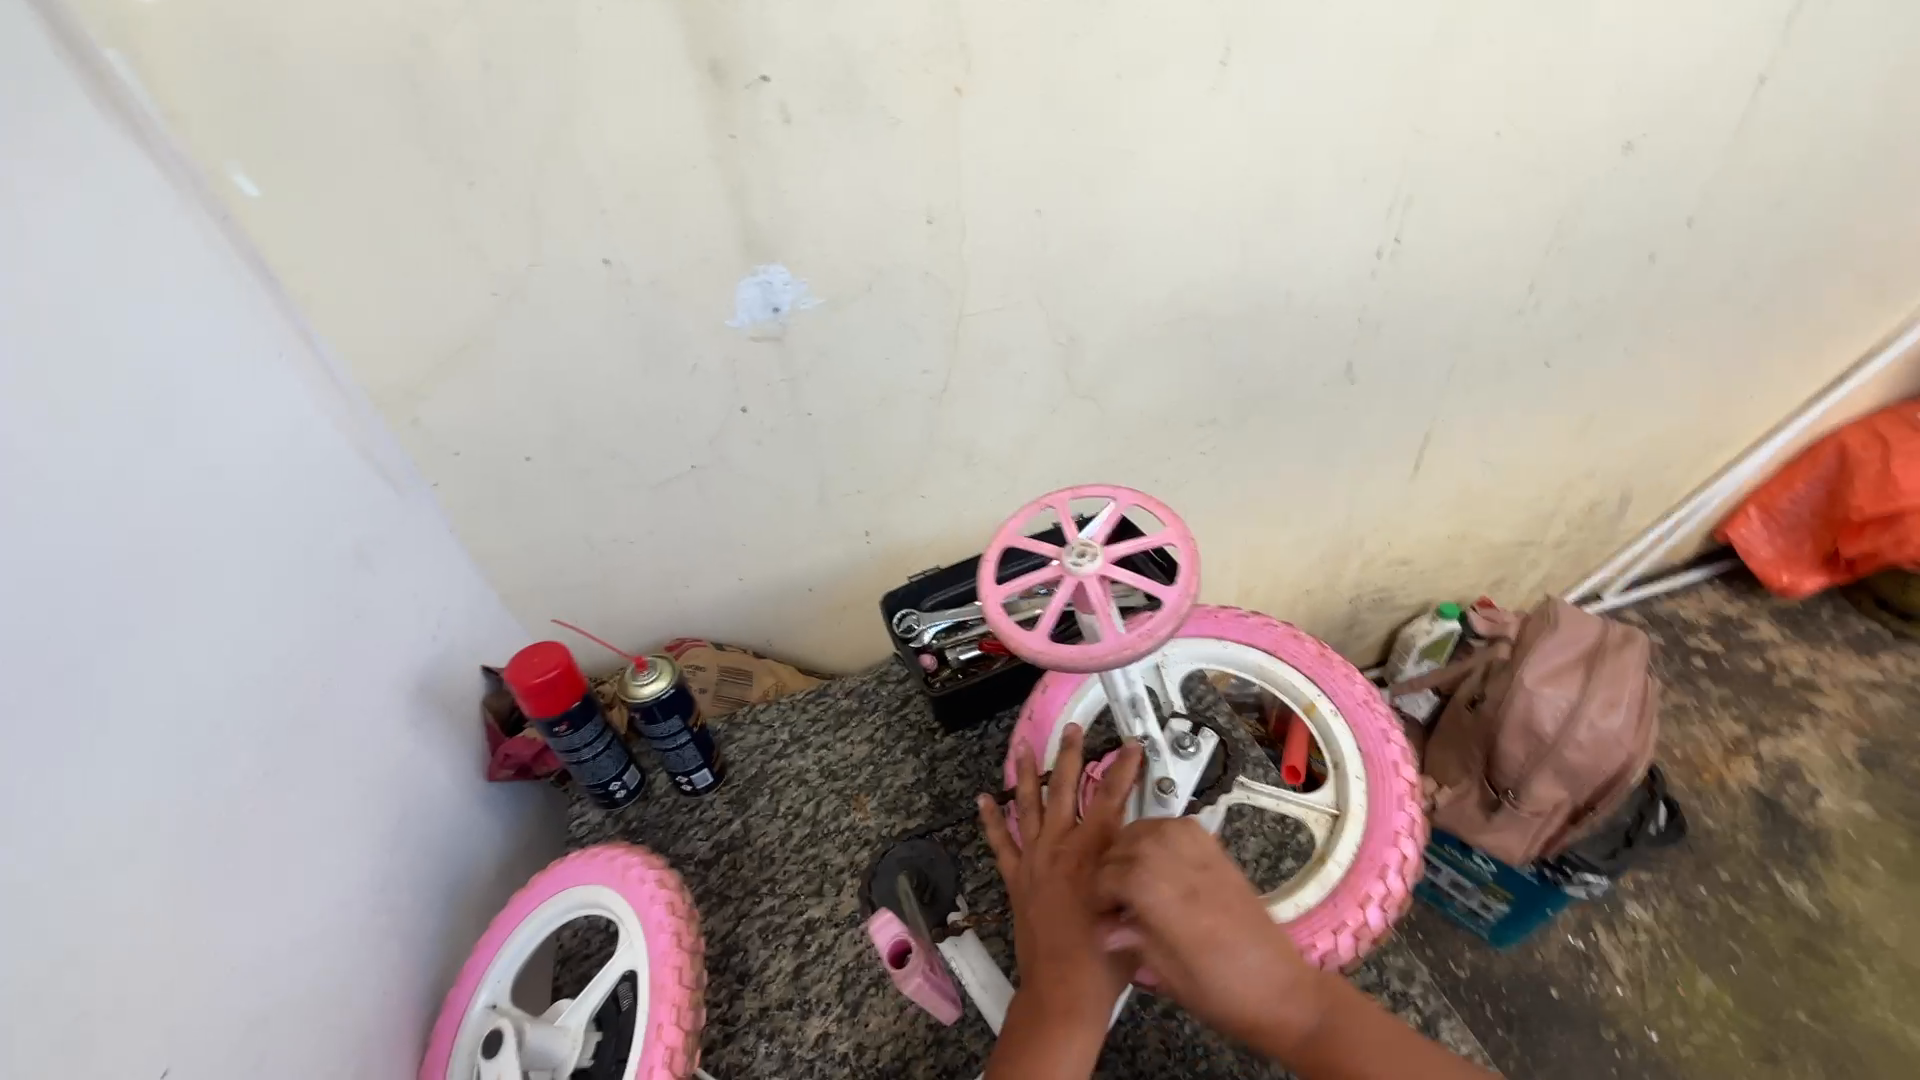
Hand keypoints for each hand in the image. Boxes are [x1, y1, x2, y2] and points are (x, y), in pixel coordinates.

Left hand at [977, 727, 1143, 1027]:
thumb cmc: (1106, 958)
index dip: (1123, 768)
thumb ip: (1137, 873)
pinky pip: (1001, 841)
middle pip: (1065, 788)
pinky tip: (984, 797)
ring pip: (1029, 804)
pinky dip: (992, 818)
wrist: (1064, 991)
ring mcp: (1034, 860)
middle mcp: (1060, 847)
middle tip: (1072, 729)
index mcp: (1093, 851)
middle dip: (1070, 754)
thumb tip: (1145, 849)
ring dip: (1027, 773)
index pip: (1111, 797)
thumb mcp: (1134, 908)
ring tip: (1023, 746)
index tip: (1130, 746)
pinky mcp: (1015, 878)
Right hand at [1094, 817, 1326, 1053]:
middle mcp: (1173, 858)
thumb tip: (1102, 927)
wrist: (1280, 988)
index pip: (1106, 875)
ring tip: (1136, 880)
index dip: (1100, 897)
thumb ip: (1131, 939)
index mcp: (1155, 890)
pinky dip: (1160, 835)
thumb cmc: (1219, 990)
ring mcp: (1198, 848)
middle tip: (1119, 902)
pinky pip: (1175, 824)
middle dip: (1112, 870)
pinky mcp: (1216, 848)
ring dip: (1132, 849)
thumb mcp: (1165, 973)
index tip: (1105, 918)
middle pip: (1122, 845)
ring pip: (1145, 827)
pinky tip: (1161, 861)